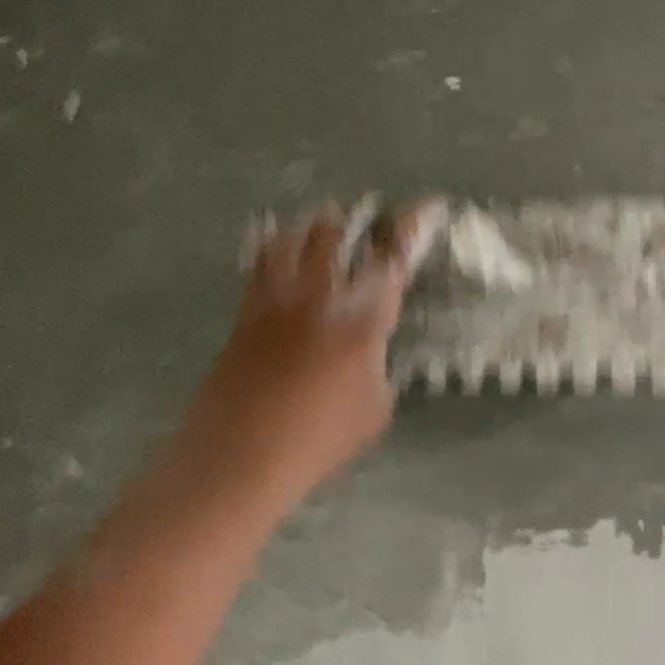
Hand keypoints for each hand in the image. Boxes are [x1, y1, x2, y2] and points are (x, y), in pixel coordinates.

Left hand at [179, 199, 441, 508]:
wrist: (237, 459)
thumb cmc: (319, 439)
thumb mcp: (375, 406)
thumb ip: (378, 367)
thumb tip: (371, 354)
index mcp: (363, 319)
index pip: (393, 258)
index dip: (411, 225)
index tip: (426, 204)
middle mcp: (319, 298)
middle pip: (334, 234)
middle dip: (354, 217)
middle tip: (366, 213)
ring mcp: (275, 303)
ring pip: (290, 240)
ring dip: (311, 226)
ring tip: (322, 222)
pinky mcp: (243, 318)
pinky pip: (258, 266)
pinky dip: (271, 248)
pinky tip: (276, 243)